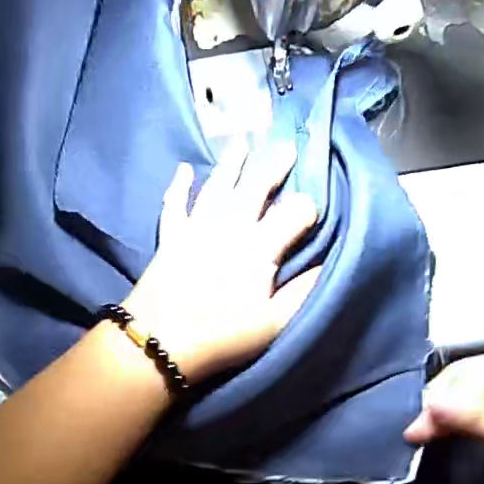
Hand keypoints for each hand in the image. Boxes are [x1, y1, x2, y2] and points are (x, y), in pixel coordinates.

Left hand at [121, 139, 322, 380]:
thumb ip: (302, 292)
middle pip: (256, 186)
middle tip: (287, 145)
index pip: (293, 213)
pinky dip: (179, 185)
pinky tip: (185, 169)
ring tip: (243, 142)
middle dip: (274, 165)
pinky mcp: (170, 236)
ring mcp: (197, 227)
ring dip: (232, 163)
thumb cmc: (221, 335)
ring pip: (218, 185)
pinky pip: (175, 203)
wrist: (158, 341)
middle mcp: (230, 226)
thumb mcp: (273, 323)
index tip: (313, 209)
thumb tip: (326, 264)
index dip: (307, 207)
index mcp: (259, 247)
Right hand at [403, 350, 483, 483]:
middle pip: (475, 379)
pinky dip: (473, 420)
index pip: (473, 375)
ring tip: (428, 434)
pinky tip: (459, 431)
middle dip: (443, 403)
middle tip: (415, 436)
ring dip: (455, 412)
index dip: (440, 400)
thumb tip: (429, 402)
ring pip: (482, 393)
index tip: (413, 433)